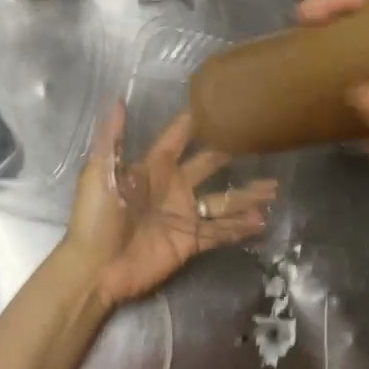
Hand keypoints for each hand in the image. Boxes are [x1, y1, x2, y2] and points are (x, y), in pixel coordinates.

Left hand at [65, 104, 278, 306]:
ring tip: (274, 189)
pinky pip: (218, 232)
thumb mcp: (99, 173)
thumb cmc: (95, 218)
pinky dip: (240, 228)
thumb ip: (111, 137)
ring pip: (220, 201)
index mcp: (150, 169)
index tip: (220, 106)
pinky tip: (262, 221)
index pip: (176, 139)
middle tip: (260, 143)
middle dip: (230, 156)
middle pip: (206, 166)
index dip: (195, 123)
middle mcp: (171, 188)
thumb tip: (117, 99)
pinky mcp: (188, 243)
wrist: (95, 268)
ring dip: (245, 195)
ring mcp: (182, 216)